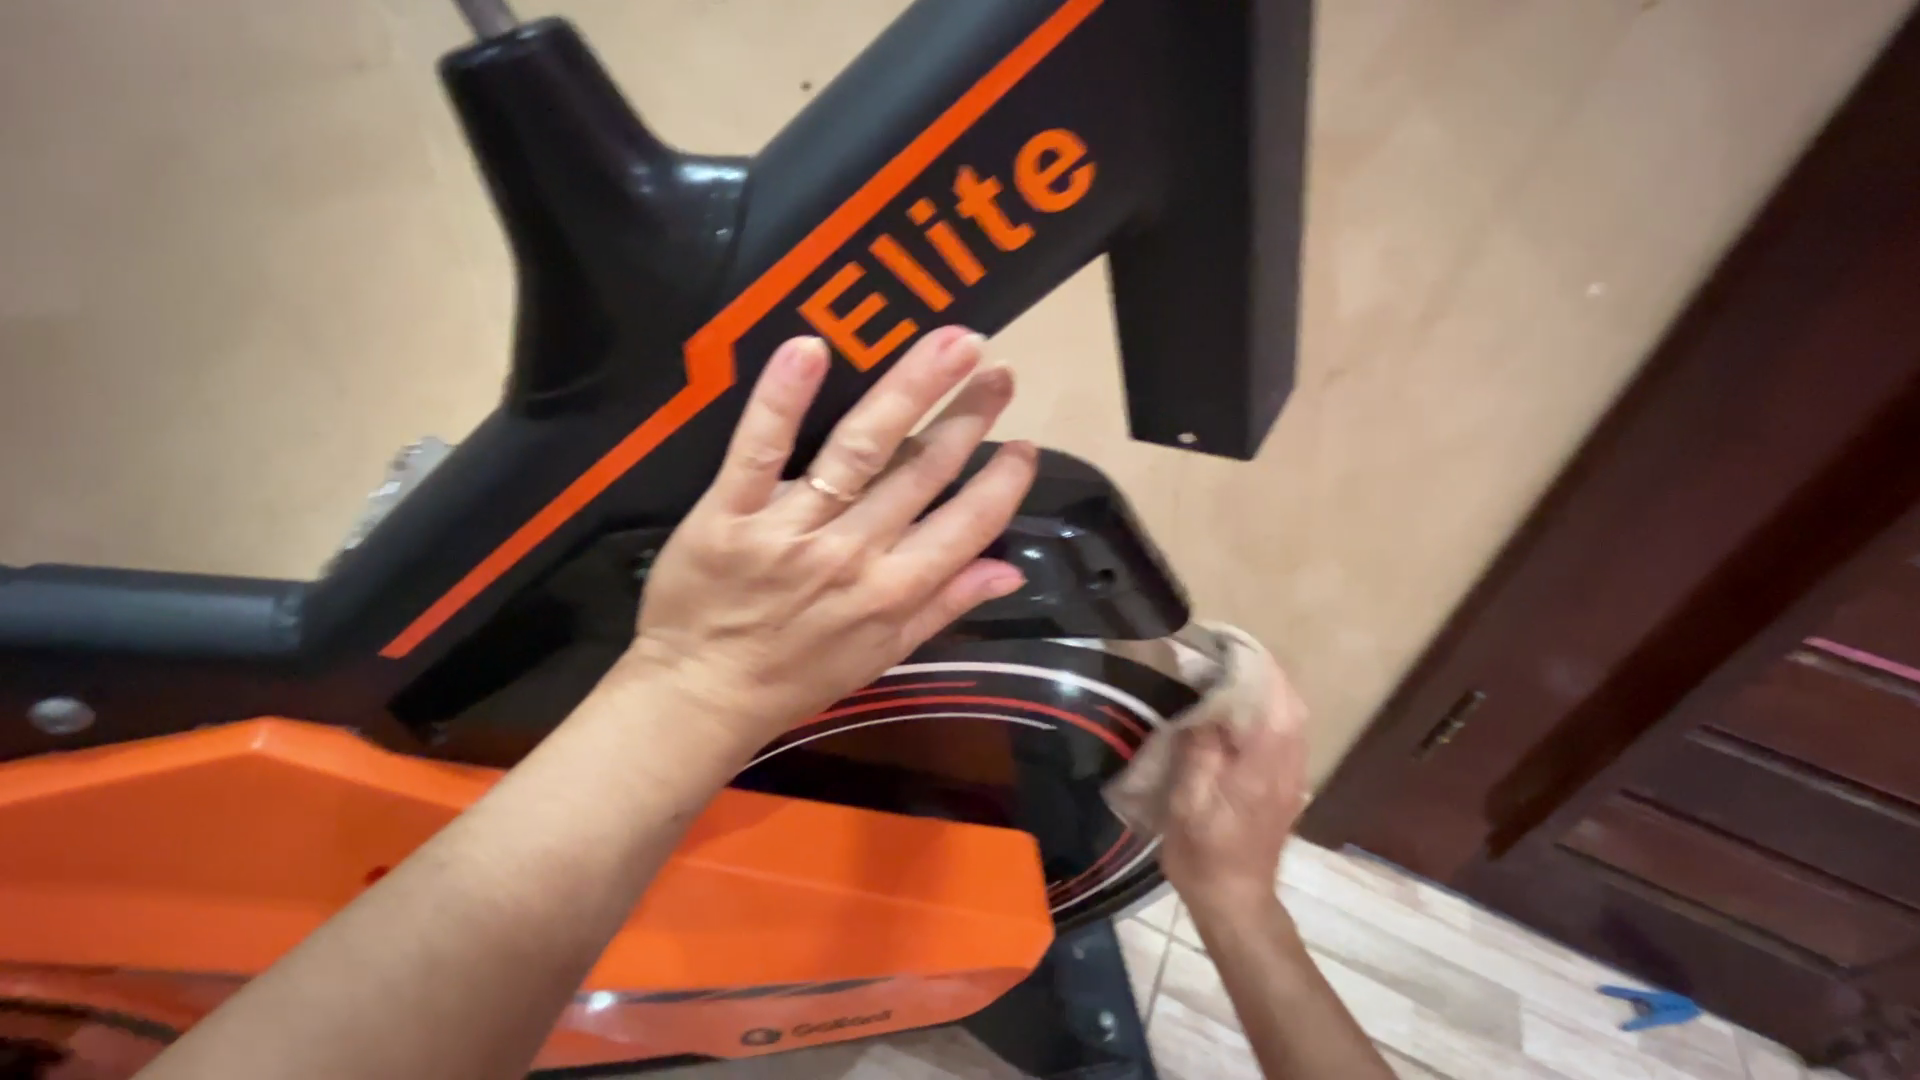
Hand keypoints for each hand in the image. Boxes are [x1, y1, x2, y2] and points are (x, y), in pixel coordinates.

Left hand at [620, 327, 1036, 749]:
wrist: (701, 695)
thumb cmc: (798, 678)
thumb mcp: (884, 654)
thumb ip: (946, 605)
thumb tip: (1010, 570)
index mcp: (895, 591)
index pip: (967, 525)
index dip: (1003, 482)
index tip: (1025, 445)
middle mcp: (853, 554)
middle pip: (922, 471)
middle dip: (968, 416)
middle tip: (999, 369)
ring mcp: (791, 529)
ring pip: (860, 449)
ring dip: (911, 391)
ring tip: (953, 344)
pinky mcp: (731, 513)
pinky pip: (760, 449)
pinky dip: (784, 399)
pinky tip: (811, 348)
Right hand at [1159, 651, 1311, 919]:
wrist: (1235, 900)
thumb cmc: (1203, 853)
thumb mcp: (1187, 802)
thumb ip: (1199, 750)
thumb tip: (1204, 708)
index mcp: (1263, 765)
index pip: (1272, 698)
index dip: (1250, 664)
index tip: (1219, 641)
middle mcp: (1287, 763)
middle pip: (1288, 699)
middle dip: (1257, 667)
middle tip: (1218, 649)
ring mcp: (1292, 773)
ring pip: (1290, 713)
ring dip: (1263, 685)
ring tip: (1224, 668)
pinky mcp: (1286, 781)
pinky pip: (1284, 729)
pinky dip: (1264, 706)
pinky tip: (1235, 705)